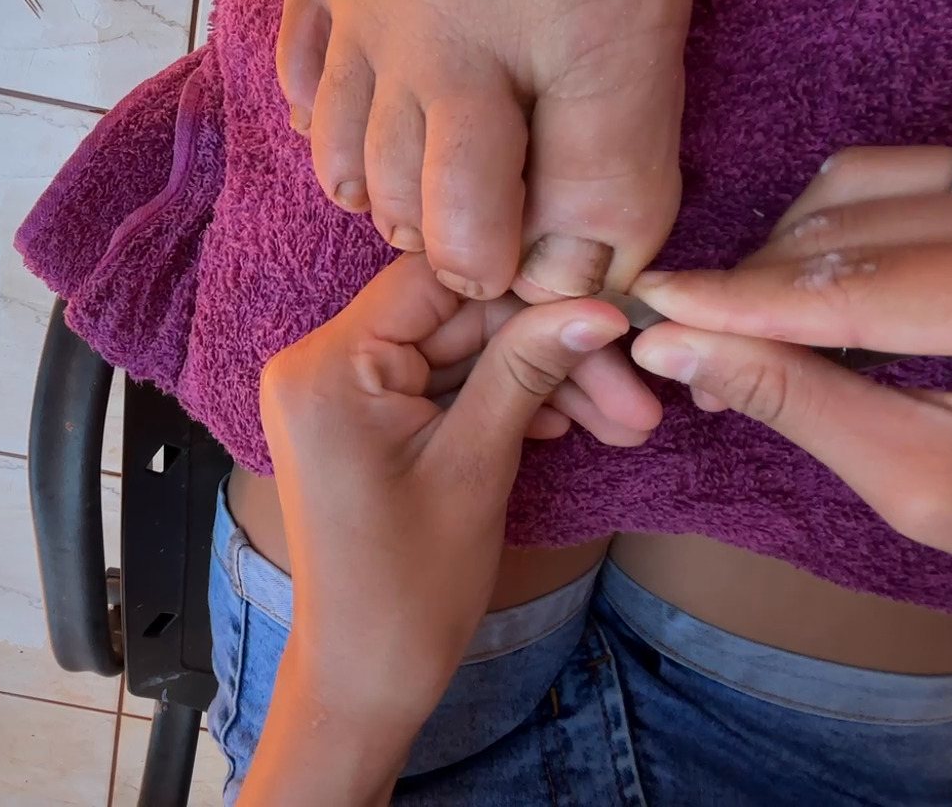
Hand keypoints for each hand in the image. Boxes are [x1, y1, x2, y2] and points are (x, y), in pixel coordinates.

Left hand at [241, 254, 633, 803]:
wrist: (364, 671)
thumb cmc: (410, 585)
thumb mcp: (476, 464)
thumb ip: (529, 369)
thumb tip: (597, 307)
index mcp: (328, 365)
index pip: (435, 280)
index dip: (525, 291)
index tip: (602, 316)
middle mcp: (319, 361)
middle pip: (452, 322)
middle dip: (544, 353)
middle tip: (633, 397)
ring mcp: (337, 388)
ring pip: (454, 355)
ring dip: (532, 381)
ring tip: (618, 422)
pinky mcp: (360, 413)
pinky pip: (436, 384)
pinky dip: (494, 400)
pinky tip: (559, 423)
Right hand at [278, 0, 749, 301]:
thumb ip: (614, 146)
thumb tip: (583, 260)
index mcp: (494, 74)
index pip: (485, 240)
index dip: (519, 276)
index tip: (548, 271)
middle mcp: (403, 54)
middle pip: (402, 205)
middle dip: (449, 246)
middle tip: (486, 244)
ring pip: (340, 151)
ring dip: (382, 195)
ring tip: (420, 198)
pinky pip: (298, 72)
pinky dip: (322, 120)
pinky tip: (349, 119)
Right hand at [627, 149, 951, 797]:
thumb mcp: (948, 493)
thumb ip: (802, 404)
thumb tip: (674, 344)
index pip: (886, 281)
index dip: (748, 297)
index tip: (650, 306)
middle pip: (879, 223)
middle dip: (762, 288)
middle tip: (692, 350)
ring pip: (892, 186)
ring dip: (798, 256)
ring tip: (759, 330)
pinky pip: (936, 182)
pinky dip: (854, 235)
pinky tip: (830, 296)